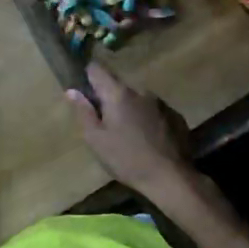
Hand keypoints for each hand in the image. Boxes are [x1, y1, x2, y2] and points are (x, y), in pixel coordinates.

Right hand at [67, 64, 192, 197]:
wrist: (170, 178)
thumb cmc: (126, 159)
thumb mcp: (96, 140)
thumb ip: (84, 112)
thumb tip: (72, 91)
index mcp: (118, 94)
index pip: (97, 69)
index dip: (88, 77)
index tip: (86, 93)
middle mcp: (141, 91)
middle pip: (119, 87)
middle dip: (111, 101)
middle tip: (107, 126)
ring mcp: (161, 103)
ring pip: (139, 100)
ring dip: (131, 111)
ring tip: (131, 136)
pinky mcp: (176, 116)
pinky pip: (156, 112)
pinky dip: (149, 121)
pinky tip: (150, 142)